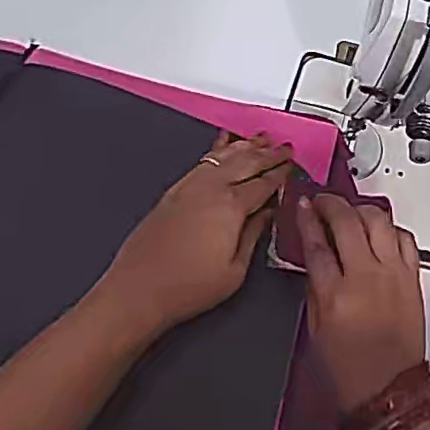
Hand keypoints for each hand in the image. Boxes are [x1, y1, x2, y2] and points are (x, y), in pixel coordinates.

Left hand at [95, 133, 292, 336]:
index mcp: (232, 207)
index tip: (291, 166)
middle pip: (248, 162)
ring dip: (247, 145)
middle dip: (270, 153)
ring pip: (226, 155)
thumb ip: (254, 235)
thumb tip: (267, 216)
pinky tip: (225, 145)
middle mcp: (212, 189)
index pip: (264, 182)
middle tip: (285, 148)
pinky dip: (219, 149)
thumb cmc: (185, 287)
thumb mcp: (235, 270)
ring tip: (261, 139)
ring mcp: (191, 186)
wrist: (138, 290)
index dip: (281, 173)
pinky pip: (204, 160)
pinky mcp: (175, 190)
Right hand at [296, 194, 427, 409]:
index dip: (307, 218)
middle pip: (347, 221)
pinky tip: (380, 229)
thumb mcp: (315, 330)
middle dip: (331, 204)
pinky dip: (390, 228)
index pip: (317, 243)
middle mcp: (366, 279)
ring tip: (350, 209)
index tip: (303, 205)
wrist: (389, 393)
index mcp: (335, 296)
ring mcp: (393, 275)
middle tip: (323, 201)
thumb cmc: (350, 373)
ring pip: (378, 220)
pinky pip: (404, 238)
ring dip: (360, 208)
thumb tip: (314, 254)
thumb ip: (314, 287)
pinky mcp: (412, 278)